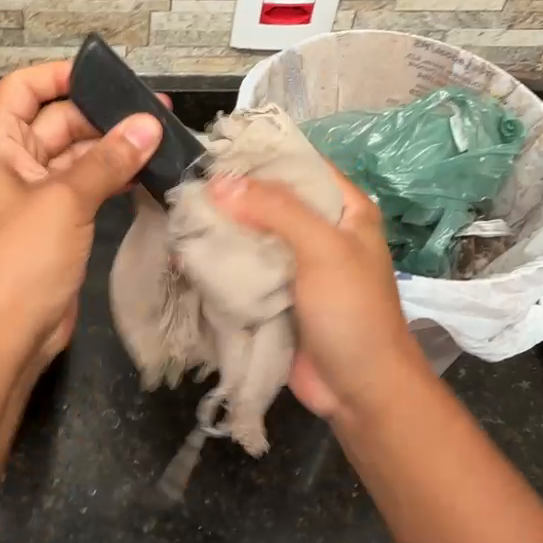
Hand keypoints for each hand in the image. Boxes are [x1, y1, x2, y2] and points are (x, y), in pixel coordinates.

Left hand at [0, 60, 162, 376]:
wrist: (5, 338)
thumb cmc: (20, 259)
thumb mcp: (65, 200)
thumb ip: (109, 160)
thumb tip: (149, 125)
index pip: (24, 88)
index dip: (60, 74)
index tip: (107, 75)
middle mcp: (12, 163)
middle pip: (58, 120)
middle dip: (102, 114)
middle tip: (155, 112)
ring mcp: (35, 195)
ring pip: (77, 155)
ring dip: (113, 147)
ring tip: (161, 138)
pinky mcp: (56, 223)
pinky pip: (86, 186)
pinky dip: (113, 177)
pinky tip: (148, 172)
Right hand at [210, 170, 423, 421]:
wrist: (361, 392)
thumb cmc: (352, 312)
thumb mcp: (323, 249)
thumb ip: (276, 209)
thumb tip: (220, 181)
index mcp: (345, 209)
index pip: (298, 164)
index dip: (259, 156)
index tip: (213, 151)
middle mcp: (320, 230)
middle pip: (269, 200)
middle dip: (232, 195)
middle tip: (186, 187)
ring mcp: (296, 264)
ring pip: (252, 234)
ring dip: (222, 229)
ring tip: (181, 216)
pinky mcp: (276, 293)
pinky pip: (245, 267)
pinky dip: (222, 261)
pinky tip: (189, 252)